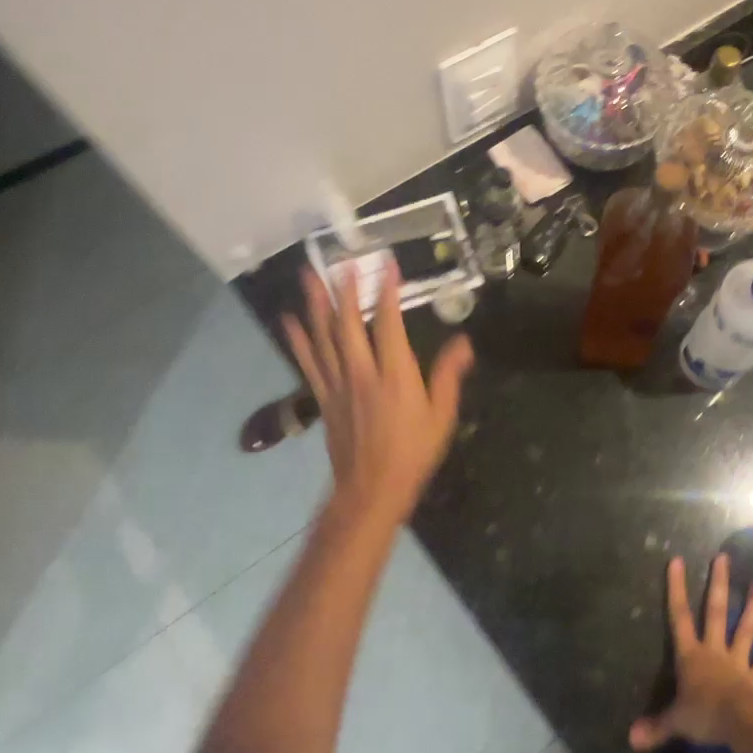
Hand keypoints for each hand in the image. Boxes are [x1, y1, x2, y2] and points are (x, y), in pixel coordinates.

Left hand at [280, 259, 473, 525]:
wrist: (372, 490)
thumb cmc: (413, 453)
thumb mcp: (442, 417)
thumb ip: (449, 376)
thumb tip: (464, 342)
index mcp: (395, 375)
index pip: (388, 324)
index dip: (387, 292)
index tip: (386, 265)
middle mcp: (362, 373)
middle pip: (348, 323)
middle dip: (345, 290)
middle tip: (342, 262)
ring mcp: (338, 385)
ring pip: (323, 337)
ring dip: (314, 305)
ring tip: (307, 276)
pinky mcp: (323, 398)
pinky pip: (308, 362)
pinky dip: (298, 340)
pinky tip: (289, 320)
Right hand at [629, 554, 752, 749]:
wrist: (740, 724)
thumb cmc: (704, 716)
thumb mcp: (675, 722)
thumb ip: (655, 726)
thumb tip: (630, 738)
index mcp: (691, 656)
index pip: (679, 617)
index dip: (677, 589)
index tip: (677, 561)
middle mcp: (715, 651)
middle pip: (716, 612)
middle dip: (719, 585)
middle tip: (723, 558)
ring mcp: (739, 662)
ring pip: (746, 629)